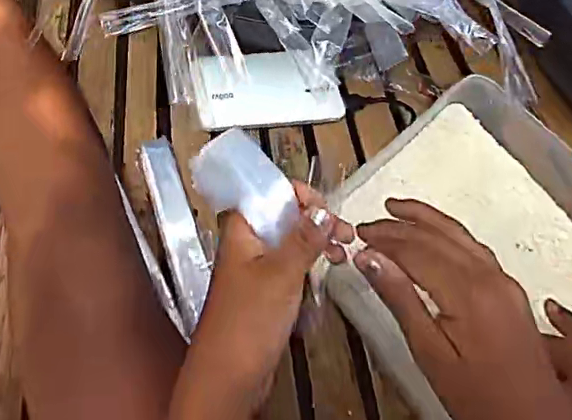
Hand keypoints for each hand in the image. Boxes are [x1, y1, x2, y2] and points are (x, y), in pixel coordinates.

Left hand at [171, 183, 353, 419]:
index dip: (299, 193)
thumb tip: (322, 210)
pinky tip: (327, 272)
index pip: (270, 191)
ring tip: (342, 251)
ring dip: (316, 243)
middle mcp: (247, 242)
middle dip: (315, 220)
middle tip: (343, 230)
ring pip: (290, 243)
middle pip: (284, 216)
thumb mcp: (281, 274)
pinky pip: (290, 268)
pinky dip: (309, 267)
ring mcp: (256, 268)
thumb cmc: (244, 324)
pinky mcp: (265, 292)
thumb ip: (303, 238)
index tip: (324, 205)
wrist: (228, 380)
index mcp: (242, 228)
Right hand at [355, 199, 571, 419]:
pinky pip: (473, 245)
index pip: (415, 250)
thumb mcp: (432, 355)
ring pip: (456, 233)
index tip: (360, 241)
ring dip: (423, 218)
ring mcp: (503, 280)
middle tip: (367, 227)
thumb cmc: (484, 402)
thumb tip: (369, 259)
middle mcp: (488, 276)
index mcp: (468, 292)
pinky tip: (434, 231)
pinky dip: (447, 230)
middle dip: (397, 227)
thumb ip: (401, 300)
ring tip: (395, 209)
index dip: (384, 242)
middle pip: (435, 236)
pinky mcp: (510, 288)